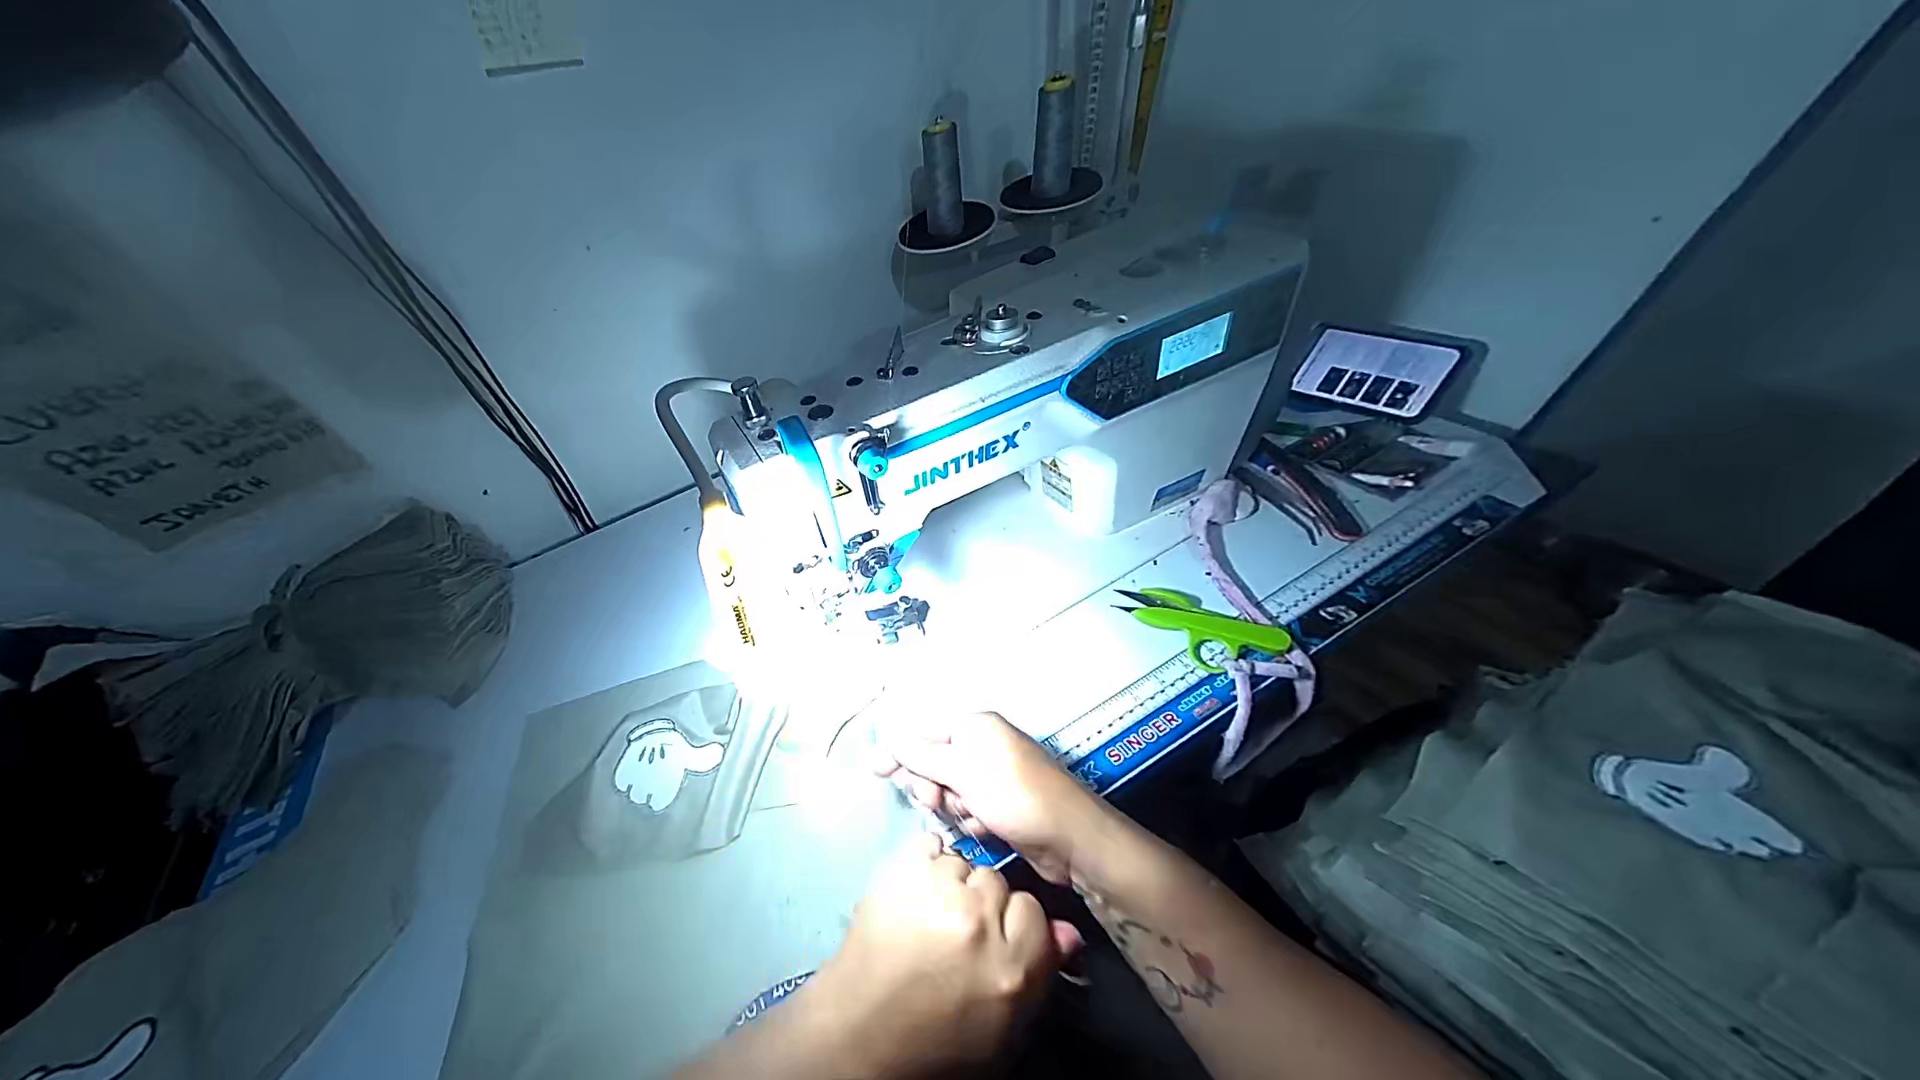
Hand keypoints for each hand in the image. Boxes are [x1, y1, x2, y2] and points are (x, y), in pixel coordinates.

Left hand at [797, 833, 1080, 1076]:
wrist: (857, 1037)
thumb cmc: (933, 1040)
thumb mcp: (1001, 1029)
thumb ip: (1037, 973)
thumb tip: (1067, 932)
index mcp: (1011, 965)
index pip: (1033, 909)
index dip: (1012, 924)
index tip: (993, 940)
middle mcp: (979, 922)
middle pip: (997, 882)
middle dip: (981, 902)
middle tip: (955, 933)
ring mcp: (938, 892)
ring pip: (962, 863)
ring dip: (949, 883)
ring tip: (927, 916)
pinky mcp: (902, 871)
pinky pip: (929, 845)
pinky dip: (922, 863)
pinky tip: (911, 893)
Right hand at [873, 711, 1116, 883]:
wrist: (1071, 839)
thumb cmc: (1016, 795)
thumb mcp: (964, 771)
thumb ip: (923, 755)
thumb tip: (889, 734)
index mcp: (976, 726)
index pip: (924, 731)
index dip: (899, 750)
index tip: (876, 770)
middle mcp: (983, 746)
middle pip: (933, 762)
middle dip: (931, 785)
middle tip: (936, 801)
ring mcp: (993, 776)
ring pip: (949, 790)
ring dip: (953, 807)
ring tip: (971, 816)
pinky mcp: (1001, 804)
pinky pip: (968, 808)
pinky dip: (971, 820)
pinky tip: (985, 829)